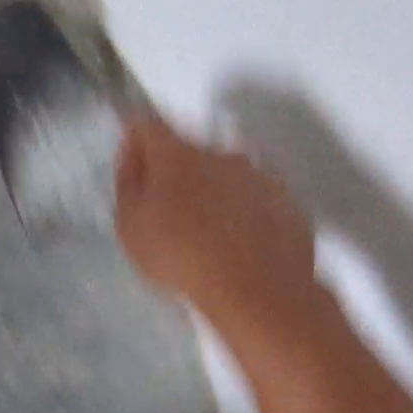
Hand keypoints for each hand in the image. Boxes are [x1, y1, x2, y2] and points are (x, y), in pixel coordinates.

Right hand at [113, 116, 321, 324]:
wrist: (253, 288)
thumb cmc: (179, 256)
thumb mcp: (131, 227)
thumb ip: (127, 184)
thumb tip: (132, 155)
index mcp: (177, 154)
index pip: (147, 125)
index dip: (134, 141)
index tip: (131, 167)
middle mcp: (221, 152)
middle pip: (190, 151)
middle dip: (175, 174)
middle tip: (165, 216)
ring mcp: (259, 174)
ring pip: (225, 176)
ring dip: (211, 195)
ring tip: (203, 238)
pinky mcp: (285, 201)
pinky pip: (254, 201)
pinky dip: (241, 216)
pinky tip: (234, 249)